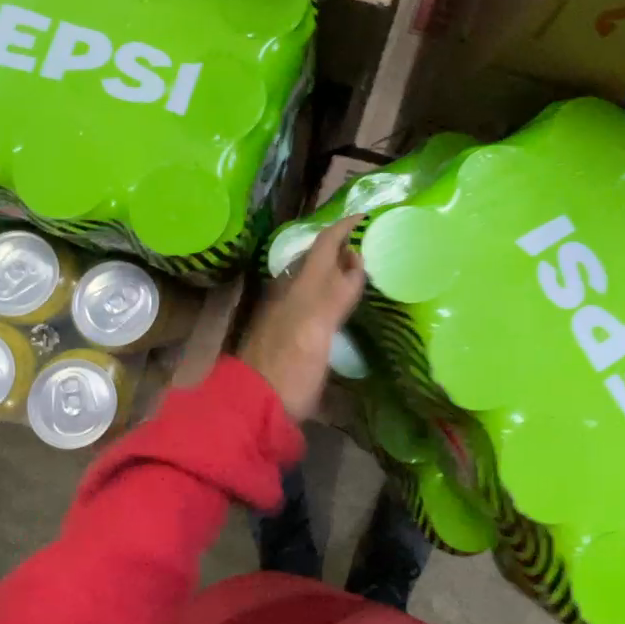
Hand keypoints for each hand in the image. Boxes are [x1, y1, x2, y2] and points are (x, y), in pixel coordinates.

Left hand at [239, 216, 365, 421]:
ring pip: (313, 277)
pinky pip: (312, 297)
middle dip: (342, 245)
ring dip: (335, 267)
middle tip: (371, 241)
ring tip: (360, 267)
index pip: (323, 244)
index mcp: (300, 287)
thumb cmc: (289, 369)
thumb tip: (355, 257)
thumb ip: (336, 292)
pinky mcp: (286, 333)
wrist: (253, 407)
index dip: (344, 227)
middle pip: (317, 258)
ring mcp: (285, 312)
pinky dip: (330, 290)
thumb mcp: (316, 329)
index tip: (368, 217)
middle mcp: (291, 292)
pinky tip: (339, 304)